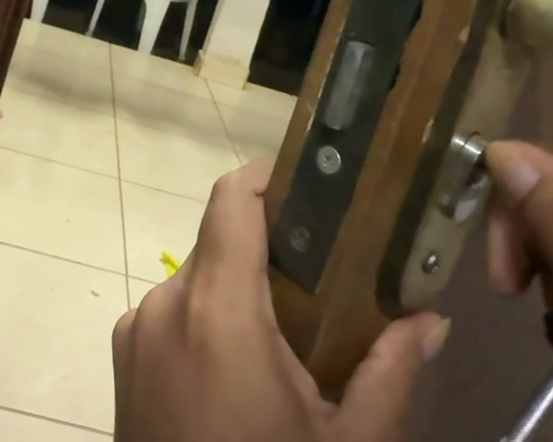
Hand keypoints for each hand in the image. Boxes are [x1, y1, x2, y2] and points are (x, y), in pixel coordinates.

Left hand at [112, 159, 447, 440]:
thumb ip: (391, 371)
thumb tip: (431, 319)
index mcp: (216, 309)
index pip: (230, 199)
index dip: (268, 177)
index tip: (311, 184)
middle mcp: (164, 304)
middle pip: (220, 243)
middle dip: (269, 251)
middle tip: (324, 277)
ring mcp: (134, 335)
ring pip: (197, 283)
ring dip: (240, 294)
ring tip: (289, 338)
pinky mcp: (121, 365)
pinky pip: (173, 318)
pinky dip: (209, 323)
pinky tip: (243, 375)